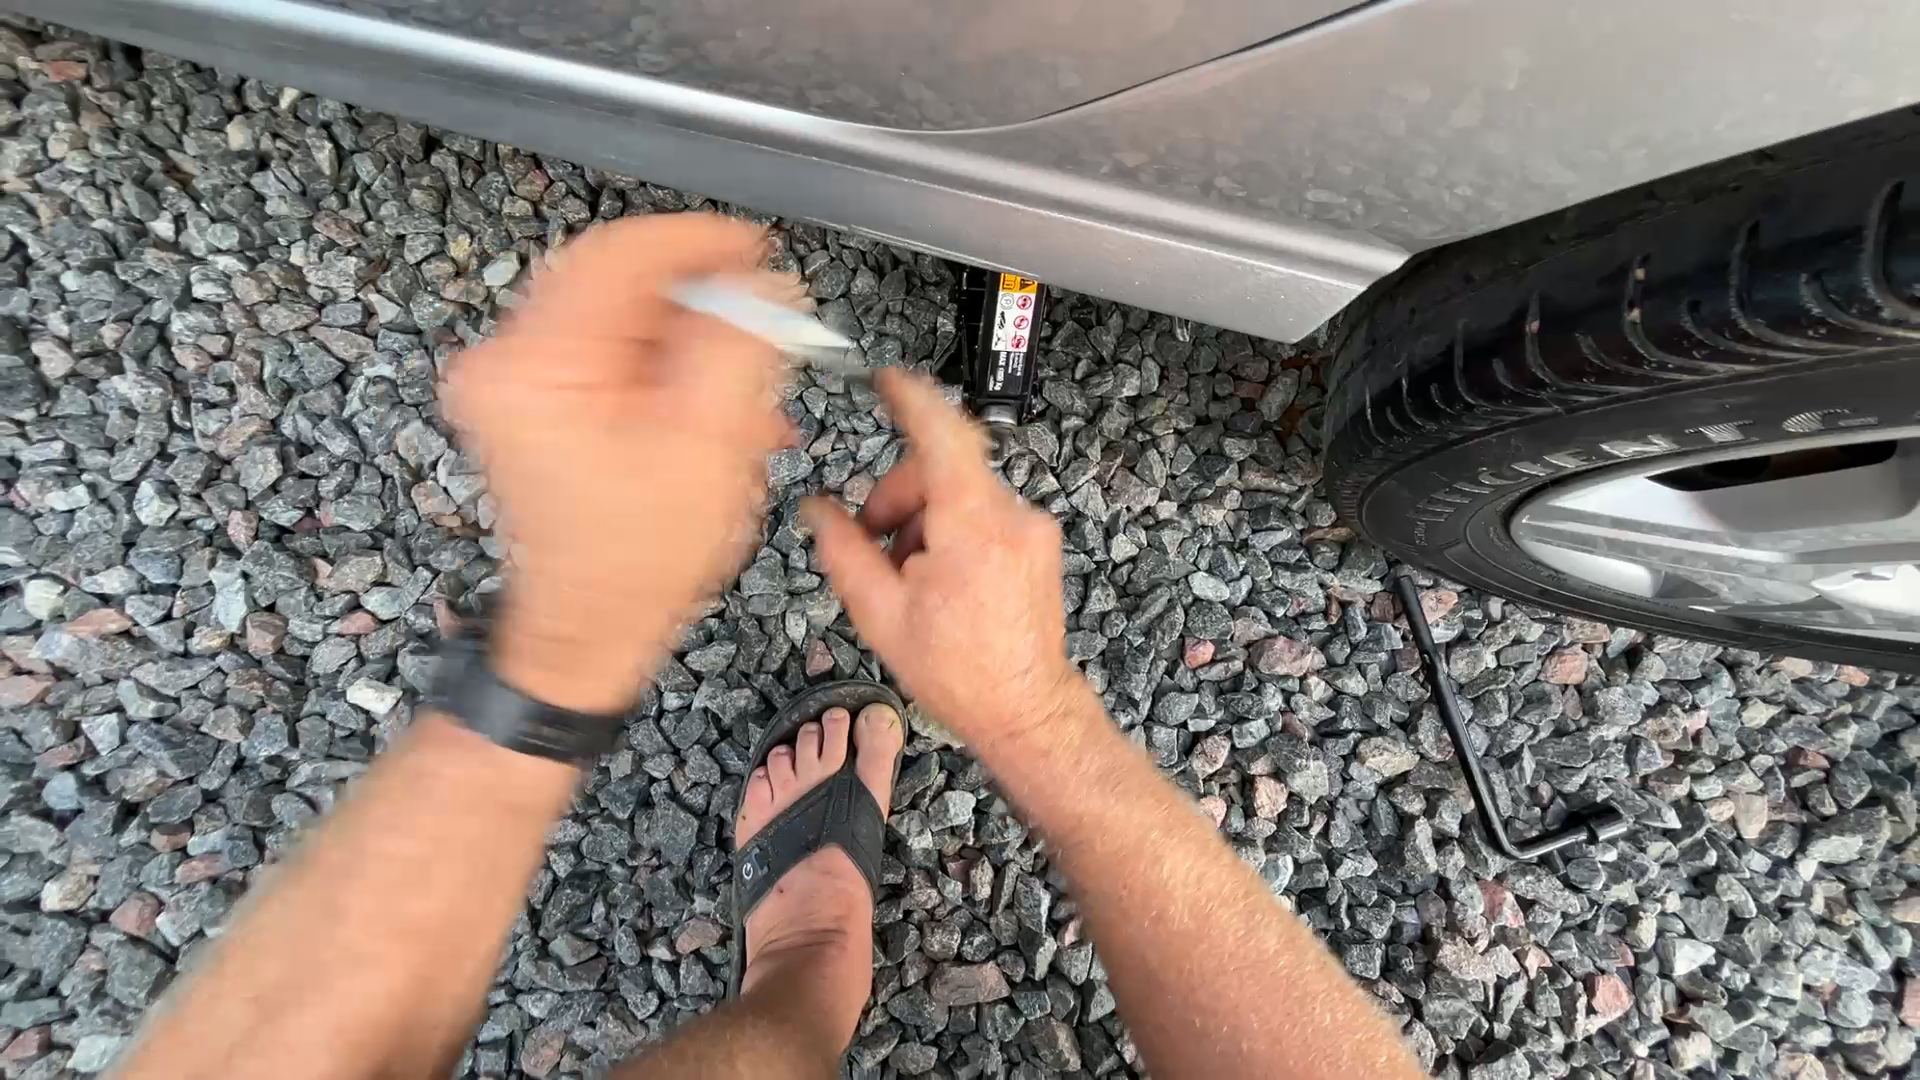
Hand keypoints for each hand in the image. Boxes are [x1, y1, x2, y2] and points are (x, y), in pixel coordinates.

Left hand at [447, 214, 788, 712]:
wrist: (595, 629)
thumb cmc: (637, 562)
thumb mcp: (708, 447)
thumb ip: (738, 351)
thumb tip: (762, 288)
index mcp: (538, 367)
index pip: (618, 258)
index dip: (697, 244)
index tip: (753, 247)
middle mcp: (517, 368)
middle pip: (629, 296)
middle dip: (710, 317)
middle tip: (767, 334)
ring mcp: (531, 391)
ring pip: (637, 334)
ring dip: (704, 359)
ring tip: (754, 403)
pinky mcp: (554, 412)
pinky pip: (629, 370)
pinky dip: (682, 384)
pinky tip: (728, 419)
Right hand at [802, 370, 1089, 757]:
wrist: (1024, 707)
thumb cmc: (960, 672)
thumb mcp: (881, 616)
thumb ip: (845, 551)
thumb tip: (818, 510)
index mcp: (973, 529)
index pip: (943, 437)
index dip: (911, 400)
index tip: (888, 380)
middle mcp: (1012, 517)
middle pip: (942, 468)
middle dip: (900, 496)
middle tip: (874, 539)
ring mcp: (1032, 528)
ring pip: (961, 491)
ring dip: (925, 517)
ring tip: (911, 573)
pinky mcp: (1037, 539)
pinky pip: (984, 511)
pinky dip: (952, 528)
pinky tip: (941, 574)